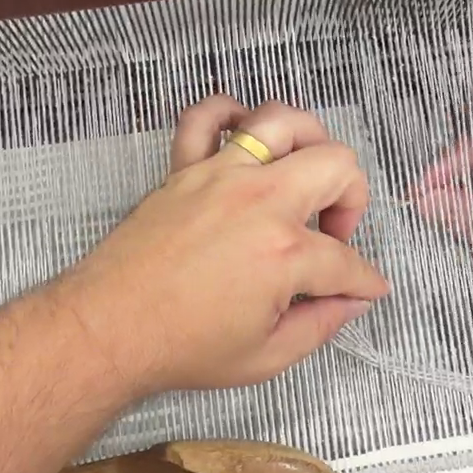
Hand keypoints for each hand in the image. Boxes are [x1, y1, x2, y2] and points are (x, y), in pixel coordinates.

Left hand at [47, 95, 388, 395]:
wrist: (108, 329)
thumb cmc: (179, 346)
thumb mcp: (266, 358)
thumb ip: (320, 326)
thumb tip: (349, 303)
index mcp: (284, 252)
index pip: (347, 261)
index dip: (364, 281)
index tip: (364, 288)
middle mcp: (258, 200)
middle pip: (337, 166)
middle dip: (353, 199)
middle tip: (333, 233)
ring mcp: (219, 176)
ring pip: (282, 122)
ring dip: (308, 141)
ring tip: (306, 172)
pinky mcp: (184, 169)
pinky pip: (205, 117)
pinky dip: (227, 114)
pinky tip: (242, 135)